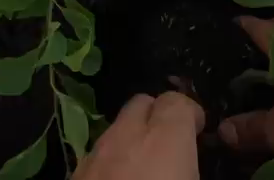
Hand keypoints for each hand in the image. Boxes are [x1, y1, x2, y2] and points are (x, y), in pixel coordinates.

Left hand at [75, 91, 204, 179]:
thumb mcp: (191, 177)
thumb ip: (194, 164)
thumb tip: (191, 157)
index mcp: (164, 141)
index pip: (177, 102)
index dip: (191, 114)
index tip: (200, 132)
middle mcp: (124, 136)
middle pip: (141, 104)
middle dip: (158, 117)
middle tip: (175, 149)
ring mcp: (93, 153)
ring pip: (117, 128)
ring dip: (133, 139)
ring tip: (148, 168)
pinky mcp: (74, 171)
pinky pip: (98, 152)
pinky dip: (113, 160)